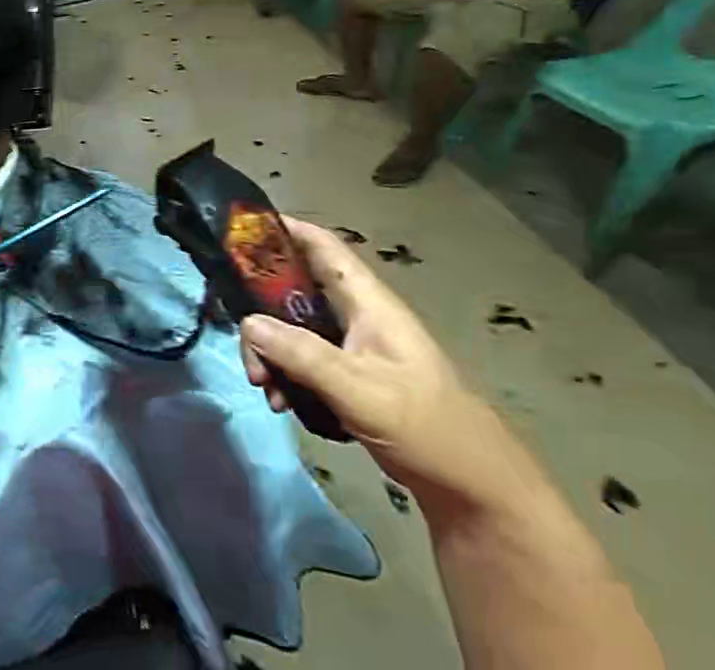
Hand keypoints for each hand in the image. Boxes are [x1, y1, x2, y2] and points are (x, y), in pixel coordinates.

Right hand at [240, 219, 530, 521]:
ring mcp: (353, 347)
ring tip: (263, 388)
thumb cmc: (424, 426)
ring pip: (294, 331)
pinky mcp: (349, 376)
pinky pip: (303, 362)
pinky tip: (281, 403)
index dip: (287, 230)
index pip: (324, 247)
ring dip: (271, 353)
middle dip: (262, 314)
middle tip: (247, 351)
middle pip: (295, 292)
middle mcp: (358, 316)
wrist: (471, 485)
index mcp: (368, 303)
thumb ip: (303, 354)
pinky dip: (286, 376)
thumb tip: (248, 322)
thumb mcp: (360, 389)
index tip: (243, 231)